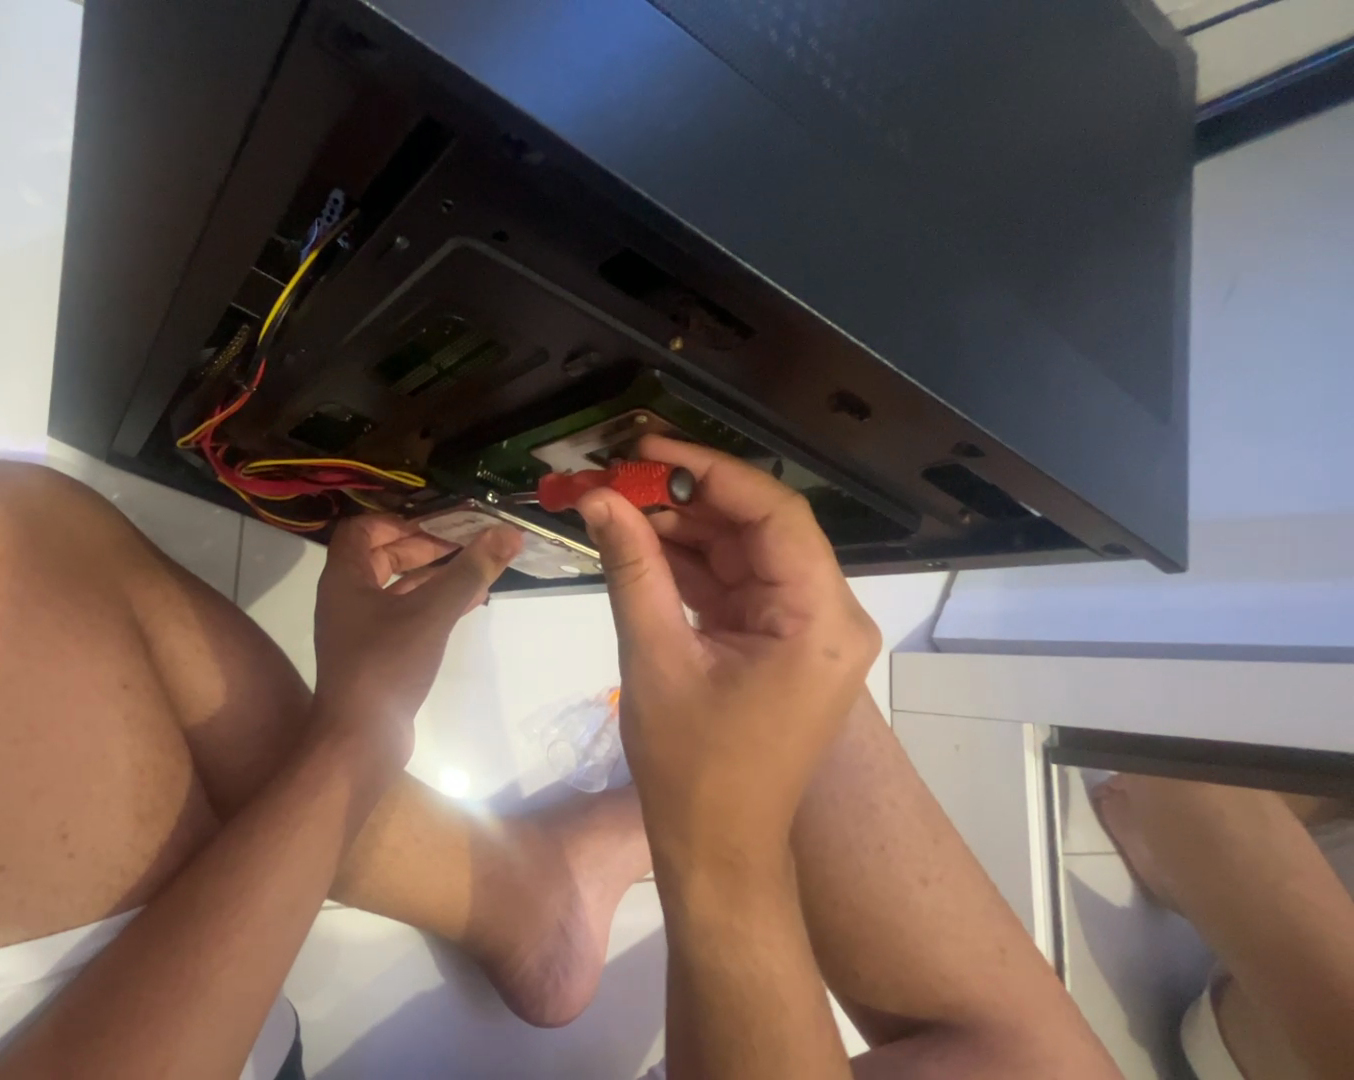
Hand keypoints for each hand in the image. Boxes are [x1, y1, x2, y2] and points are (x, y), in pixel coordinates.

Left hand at [312, 515, 521, 766]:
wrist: (360, 738)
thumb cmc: (387, 664)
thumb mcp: (432, 612)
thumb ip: (469, 571)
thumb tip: (507, 533)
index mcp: (344, 578)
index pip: (361, 528)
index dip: (398, 520)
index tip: (436, 525)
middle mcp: (344, 597)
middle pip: (379, 556)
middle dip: (422, 547)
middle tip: (462, 545)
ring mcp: (357, 628)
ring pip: (394, 588)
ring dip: (431, 577)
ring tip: (475, 571)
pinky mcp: (372, 653)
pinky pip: (401, 616)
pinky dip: (430, 605)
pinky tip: (469, 605)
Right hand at [577, 436, 877, 870]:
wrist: (714, 848)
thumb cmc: (690, 765)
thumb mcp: (653, 656)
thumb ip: (631, 567)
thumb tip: (597, 498)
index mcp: (818, 621)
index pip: (775, 514)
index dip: (709, 470)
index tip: (644, 447)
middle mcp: (826, 616)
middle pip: (758, 528)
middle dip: (685, 497)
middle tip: (615, 476)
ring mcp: (802, 631)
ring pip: (741, 552)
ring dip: (680, 527)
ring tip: (615, 503)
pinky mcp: (775, 643)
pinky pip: (732, 585)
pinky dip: (687, 564)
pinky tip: (637, 541)